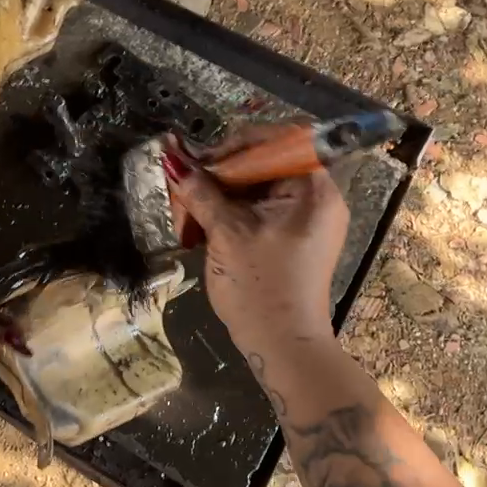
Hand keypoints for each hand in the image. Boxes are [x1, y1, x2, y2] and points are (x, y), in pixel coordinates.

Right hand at [169, 127, 350, 350]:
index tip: (199, 165)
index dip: (233, 147)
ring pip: (255, 188)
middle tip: (186, 189)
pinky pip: (257, 210)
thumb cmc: (259, 285)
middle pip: (263, 164)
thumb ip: (200, 191)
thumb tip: (171, 156)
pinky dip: (228, 213)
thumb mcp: (226, 233)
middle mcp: (314, 197)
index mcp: (312, 189)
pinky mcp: (289, 237)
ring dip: (218, 195)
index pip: (276, 142)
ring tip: (188, 213)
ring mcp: (303, 219)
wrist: (281, 344)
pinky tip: (202, 226)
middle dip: (219, 174)